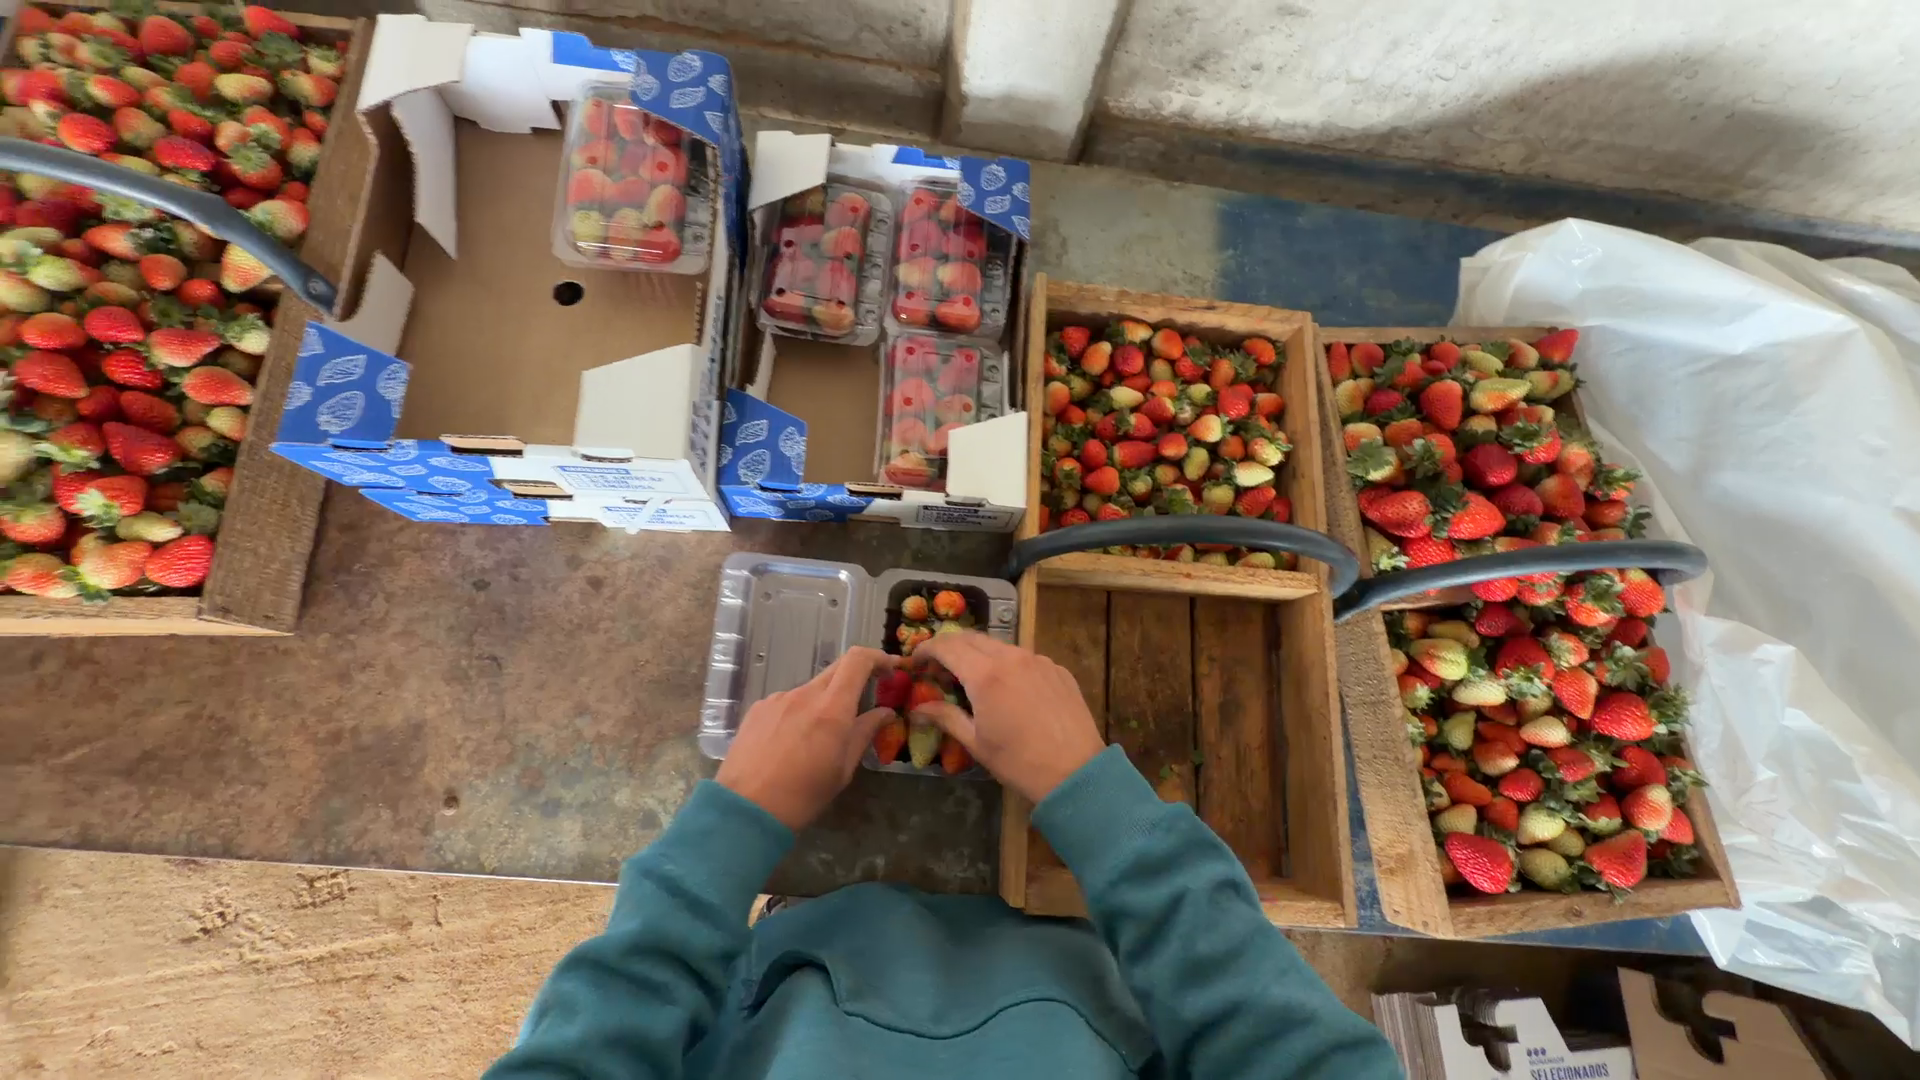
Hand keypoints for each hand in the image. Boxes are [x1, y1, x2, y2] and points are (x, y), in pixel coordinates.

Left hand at [717, 646, 896, 829]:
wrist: (745, 809)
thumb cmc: (803, 795)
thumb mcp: (843, 769)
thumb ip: (865, 733)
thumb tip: (885, 712)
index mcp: (832, 708)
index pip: (858, 660)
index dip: (877, 657)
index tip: (890, 668)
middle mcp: (805, 694)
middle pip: (837, 668)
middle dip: (855, 677)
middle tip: (864, 699)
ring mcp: (778, 699)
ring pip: (811, 688)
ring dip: (824, 701)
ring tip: (818, 737)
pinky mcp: (758, 708)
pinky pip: (788, 701)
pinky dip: (799, 712)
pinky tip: (791, 742)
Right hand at [908, 632, 1104, 803]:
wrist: (1076, 772)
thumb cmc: (1019, 762)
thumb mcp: (976, 742)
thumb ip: (945, 717)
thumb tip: (918, 709)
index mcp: (985, 675)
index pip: (947, 646)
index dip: (927, 649)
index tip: (916, 662)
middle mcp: (1012, 657)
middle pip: (971, 639)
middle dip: (950, 649)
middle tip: (939, 671)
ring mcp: (1039, 660)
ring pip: (1000, 646)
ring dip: (979, 655)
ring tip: (972, 680)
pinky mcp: (1057, 669)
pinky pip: (1025, 658)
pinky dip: (1007, 665)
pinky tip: (1009, 690)